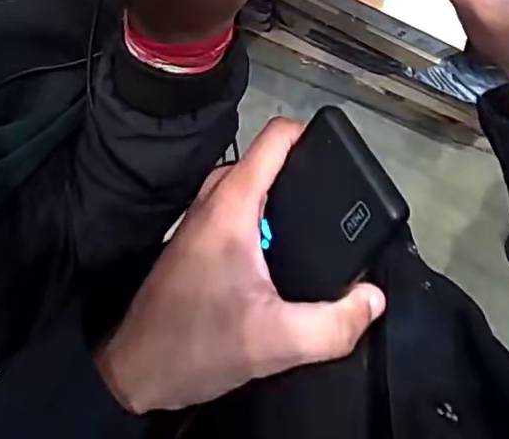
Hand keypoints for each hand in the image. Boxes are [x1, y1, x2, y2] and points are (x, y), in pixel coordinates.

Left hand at [95, 118, 387, 412]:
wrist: (134, 373)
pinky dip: (266, 209)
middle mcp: (217, 193)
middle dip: (305, 171)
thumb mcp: (273, 342)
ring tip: (314, 224)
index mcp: (234, 200)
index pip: (278, 135)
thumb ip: (332, 324)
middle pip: (271, 157)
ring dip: (284, 194)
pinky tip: (281, 249)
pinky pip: (242, 199)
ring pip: (256, 179)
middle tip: (335, 202)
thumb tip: (374, 298)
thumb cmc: (196, 345)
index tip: (340, 155)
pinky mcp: (199, 231)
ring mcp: (204, 211)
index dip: (313, 134)